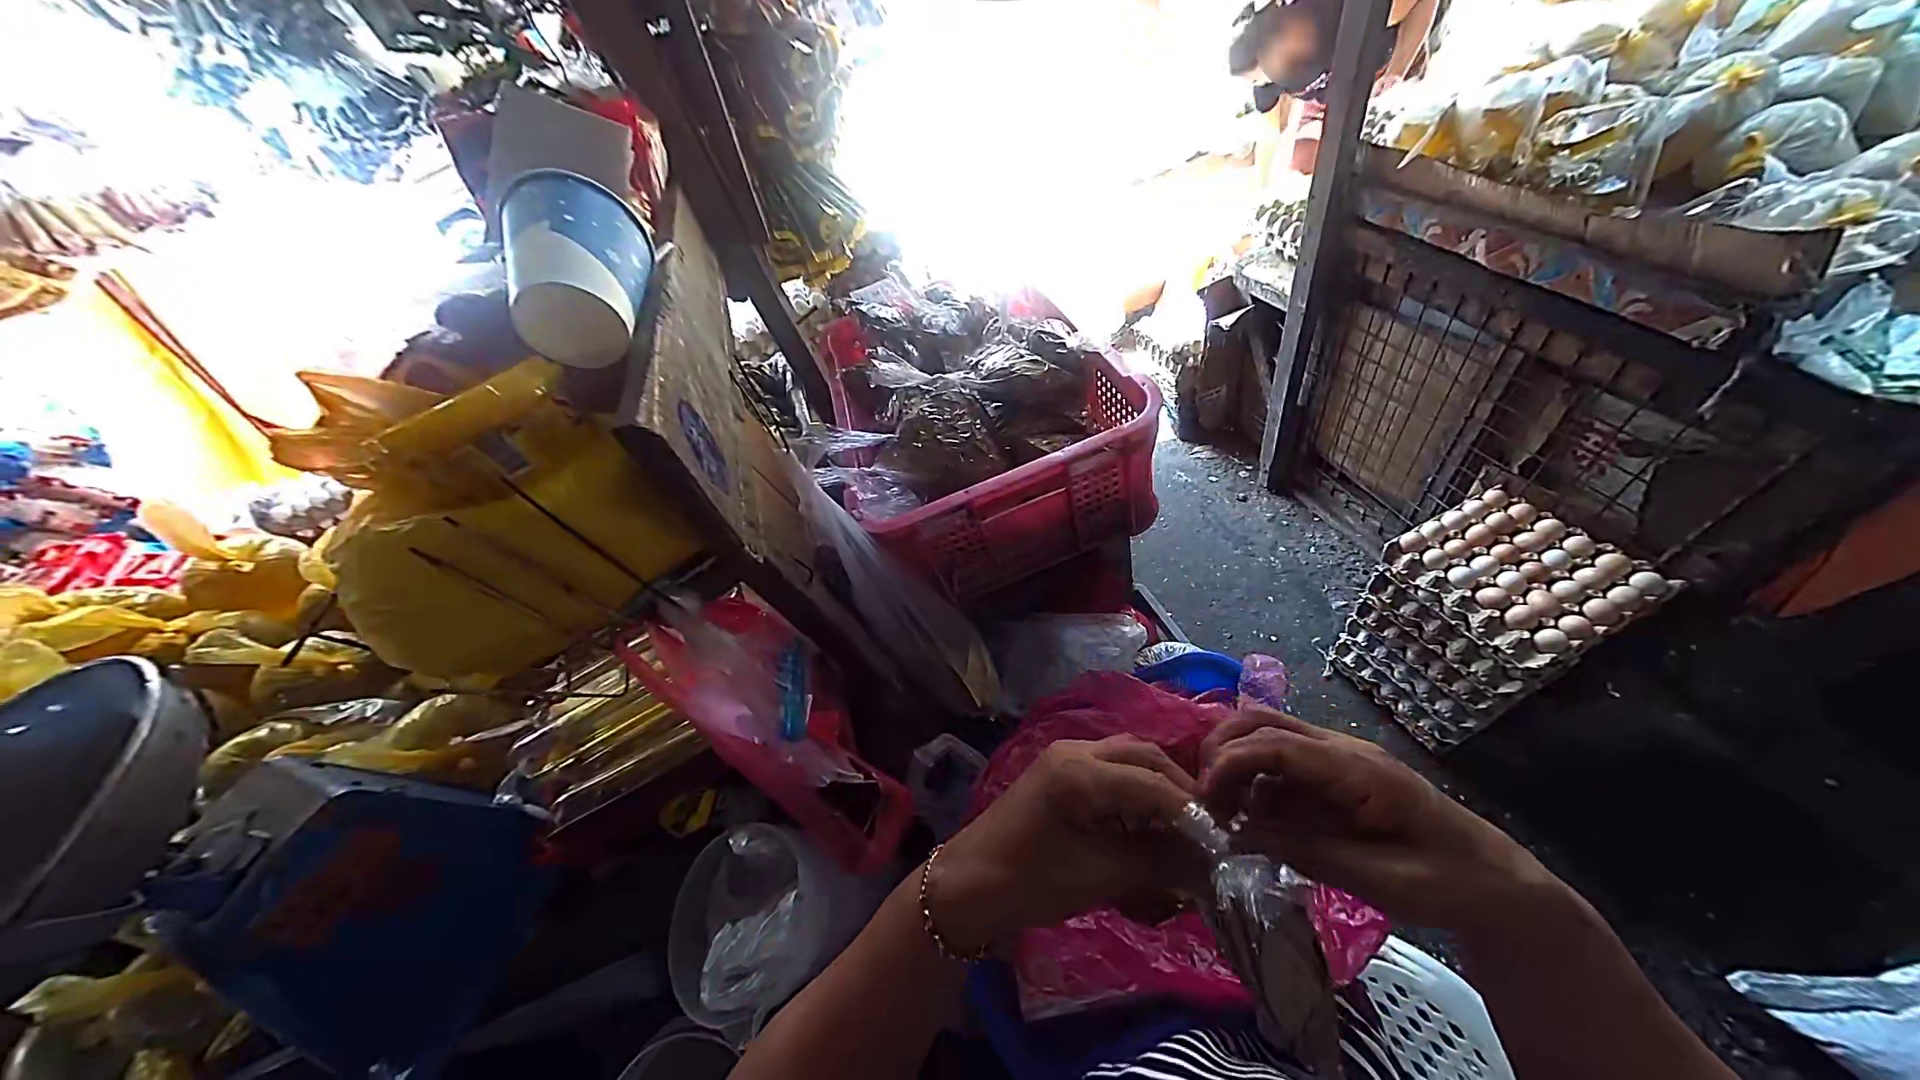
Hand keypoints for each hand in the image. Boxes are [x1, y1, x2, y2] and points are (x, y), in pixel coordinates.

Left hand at [927, 736, 1200, 952]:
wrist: (967, 885)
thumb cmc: (1029, 881)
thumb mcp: (1097, 876)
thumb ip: (1155, 863)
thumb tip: (1204, 862)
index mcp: (1080, 770)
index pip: (1152, 781)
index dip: (1191, 811)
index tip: (1221, 840)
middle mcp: (1075, 751)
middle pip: (1143, 756)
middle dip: (1178, 789)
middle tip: (1205, 828)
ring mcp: (1064, 758)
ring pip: (1127, 759)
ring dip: (1156, 787)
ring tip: (1180, 827)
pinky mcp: (1060, 774)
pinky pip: (1109, 771)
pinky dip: (1134, 792)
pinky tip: (1146, 823)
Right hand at [1199, 704, 1567, 937]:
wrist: (1495, 882)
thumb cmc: (1447, 883)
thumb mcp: (1379, 881)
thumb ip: (1307, 853)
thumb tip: (1237, 835)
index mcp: (1360, 770)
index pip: (1278, 744)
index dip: (1231, 763)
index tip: (1203, 799)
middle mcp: (1341, 750)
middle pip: (1261, 722)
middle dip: (1220, 750)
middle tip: (1201, 797)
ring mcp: (1335, 758)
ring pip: (1264, 737)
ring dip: (1233, 767)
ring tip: (1221, 813)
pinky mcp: (1329, 774)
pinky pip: (1277, 765)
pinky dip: (1252, 785)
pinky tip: (1251, 820)